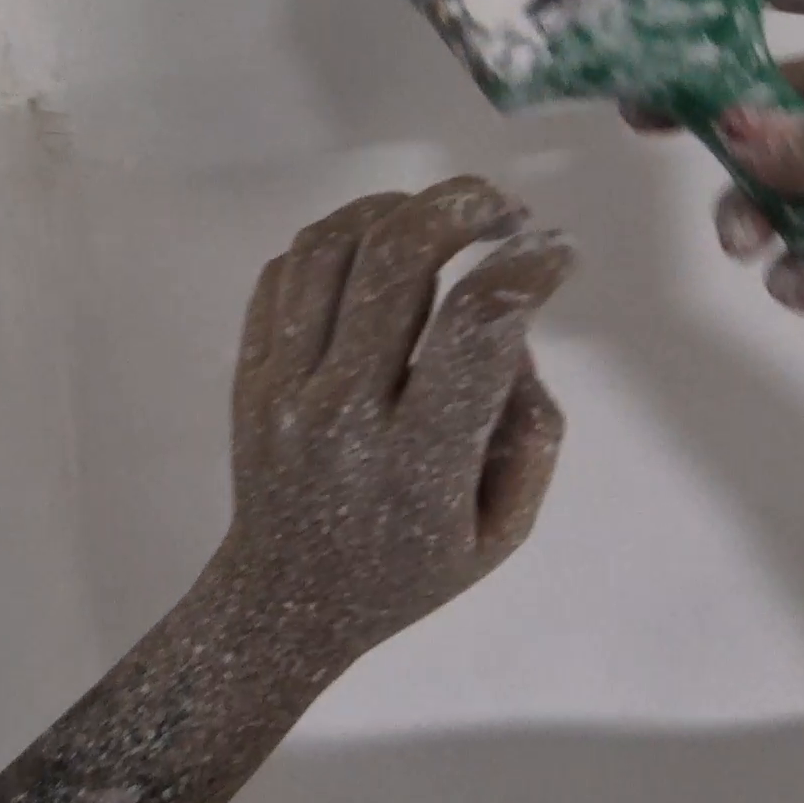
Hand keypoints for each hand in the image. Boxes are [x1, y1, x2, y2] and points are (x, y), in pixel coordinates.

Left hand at [216, 176, 576, 662]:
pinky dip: (337, 240)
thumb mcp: (503, 526)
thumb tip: (510, 324)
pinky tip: (373, 253)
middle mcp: (341, 409)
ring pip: (330, 246)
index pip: (476, 323)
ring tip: (437, 214)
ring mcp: (281, 384)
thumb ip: (529, 423)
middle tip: (502, 208)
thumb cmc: (408, 571)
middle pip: (397, 258)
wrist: (286, 596)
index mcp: (418, 459)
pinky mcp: (248, 371)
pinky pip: (285, 271)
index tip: (556, 251)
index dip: (528, 265)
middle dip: (463, 205)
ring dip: (395, 207)